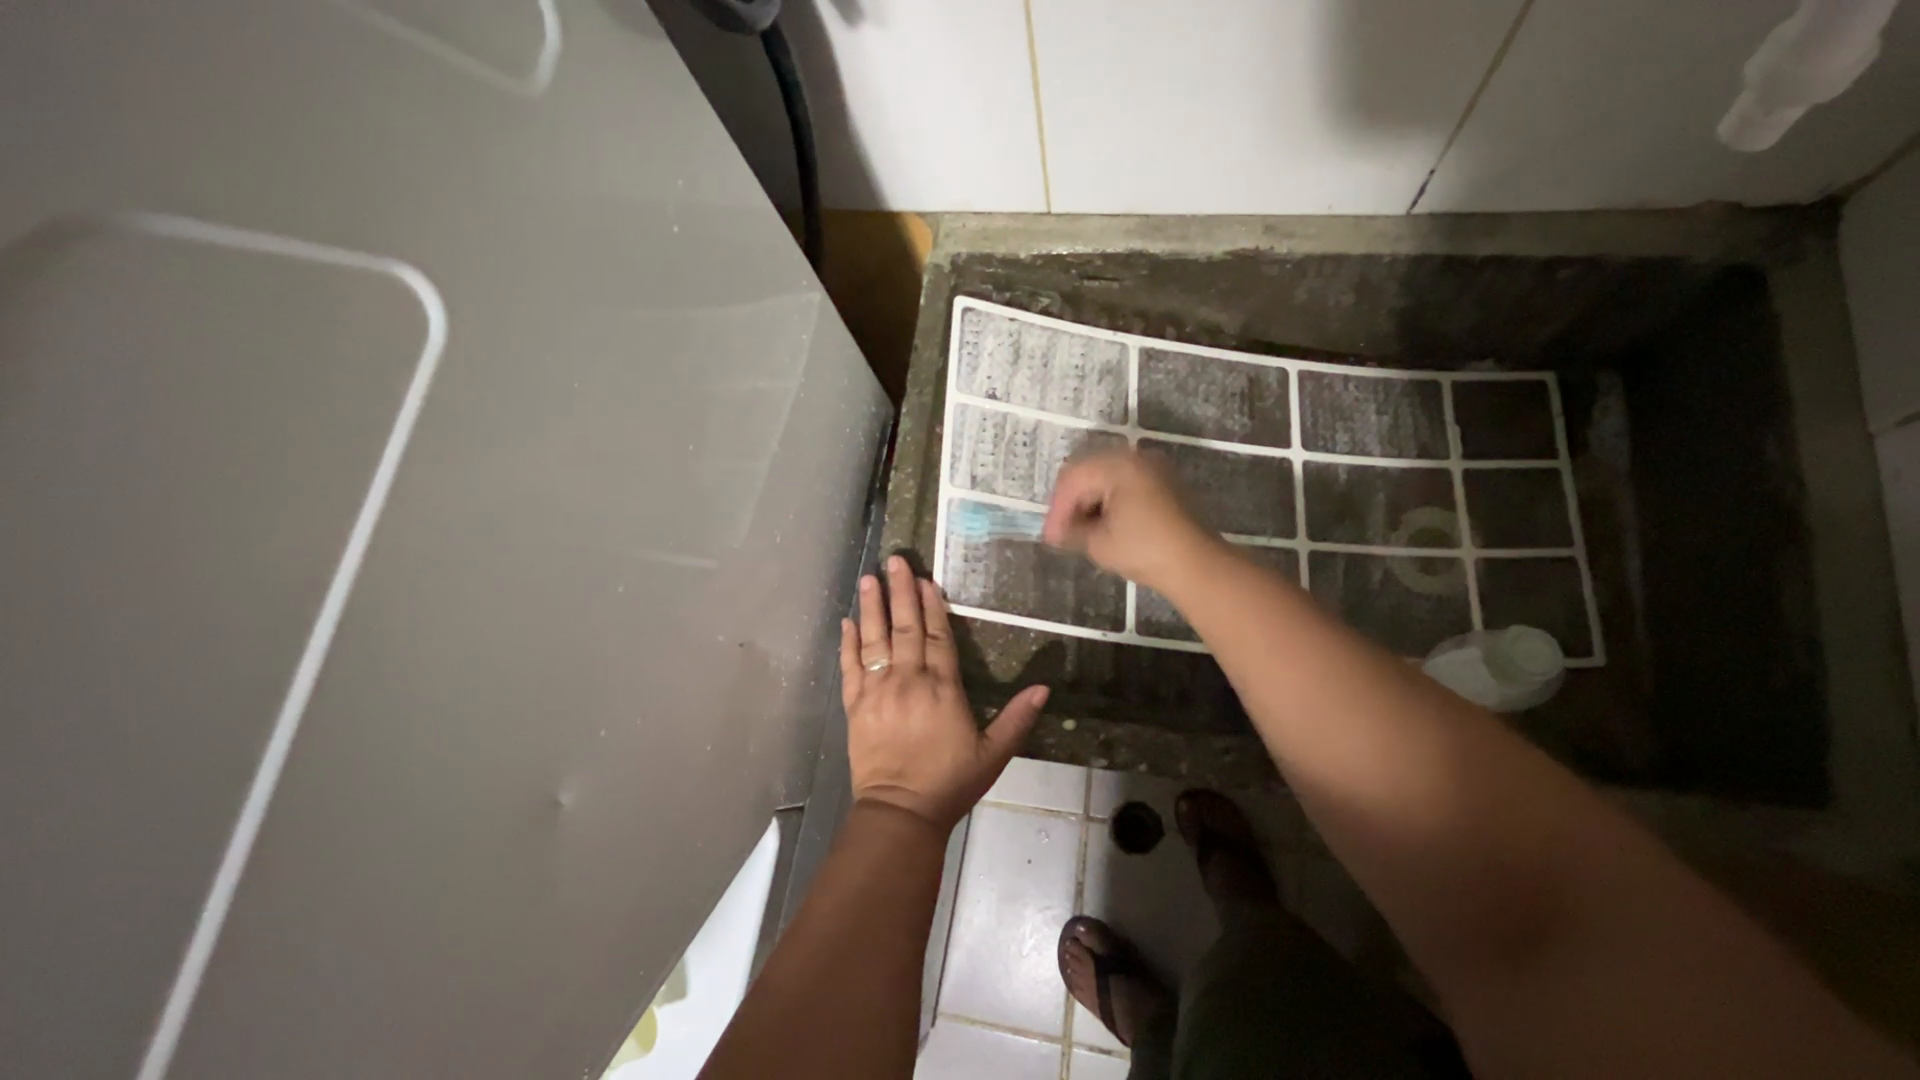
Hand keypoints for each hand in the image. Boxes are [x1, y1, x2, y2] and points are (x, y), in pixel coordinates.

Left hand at [841, 556, 1049, 831]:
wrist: (901, 812)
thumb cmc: (951, 783)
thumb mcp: (994, 754)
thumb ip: (1017, 719)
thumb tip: (1045, 688)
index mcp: (942, 688)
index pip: (937, 636)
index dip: (932, 605)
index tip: (926, 579)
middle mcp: (908, 681)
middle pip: (905, 627)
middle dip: (900, 592)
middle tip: (894, 560)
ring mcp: (878, 692)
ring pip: (874, 640)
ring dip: (871, 607)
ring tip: (868, 578)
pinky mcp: (856, 707)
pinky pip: (850, 667)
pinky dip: (847, 643)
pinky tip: (846, 621)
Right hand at [1043, 449, 1219, 591]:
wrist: (1196, 564)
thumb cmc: (1145, 551)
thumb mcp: (1099, 544)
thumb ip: (1072, 531)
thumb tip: (1059, 531)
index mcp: (1118, 465)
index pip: (1073, 478)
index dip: (1057, 508)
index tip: (1050, 536)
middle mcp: (1136, 458)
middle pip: (1088, 471)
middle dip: (1071, 502)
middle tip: (1061, 531)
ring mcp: (1153, 468)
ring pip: (1107, 476)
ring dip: (1090, 501)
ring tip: (1081, 530)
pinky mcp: (1164, 483)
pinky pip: (1126, 483)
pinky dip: (1110, 500)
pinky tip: (1103, 524)